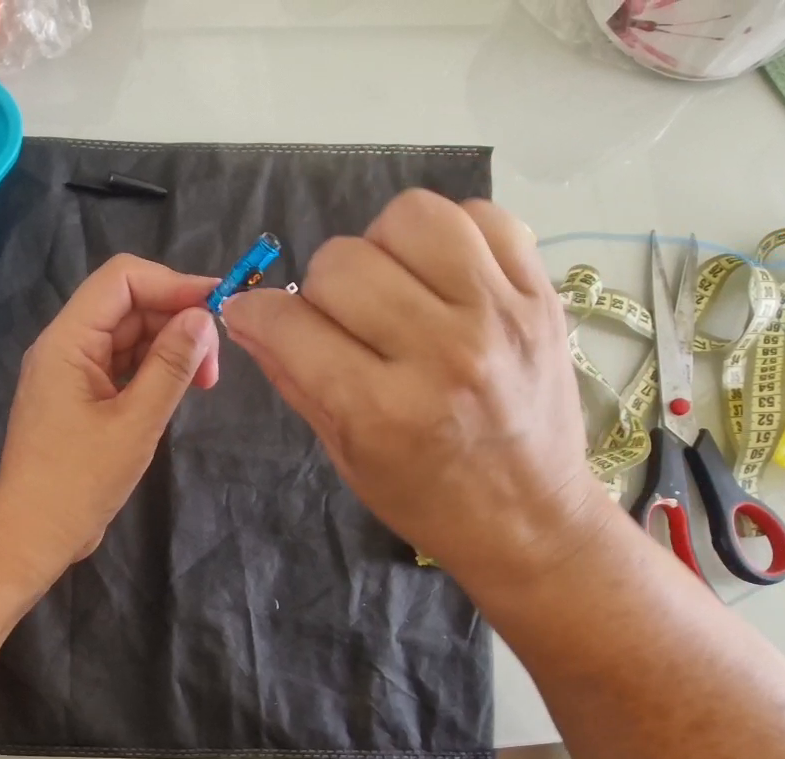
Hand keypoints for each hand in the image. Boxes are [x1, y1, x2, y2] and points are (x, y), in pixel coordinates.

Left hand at [0, 255, 220, 580]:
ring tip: (203, 382)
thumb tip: (202, 317)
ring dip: (168, 349)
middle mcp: (64, 348)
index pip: (122, 279)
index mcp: (67, 342)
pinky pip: (119, 367)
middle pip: (127, 306)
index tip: (219, 306)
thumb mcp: (135, 423)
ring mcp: (69, 374)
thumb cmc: (78, 483)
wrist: (32, 535)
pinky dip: (151, 372)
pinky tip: (177, 392)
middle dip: (176, 321)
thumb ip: (171, 366)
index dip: (173, 283)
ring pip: (127, 337)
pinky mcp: (77, 400)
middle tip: (215, 365)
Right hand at [220, 191, 609, 593]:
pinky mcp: (540, 293)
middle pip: (341, 262)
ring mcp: (498, 314)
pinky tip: (440, 275)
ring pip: (410, 217)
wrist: (527, 517)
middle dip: (318, 288)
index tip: (250, 315)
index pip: (288, 324)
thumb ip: (293, 377)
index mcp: (380, 409)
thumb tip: (244, 316)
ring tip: (390, 285)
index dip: (253, 312)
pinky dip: (448, 235)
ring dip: (381, 247)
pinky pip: (481, 215)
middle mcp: (441, 352)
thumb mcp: (343, 452)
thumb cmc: (422, 497)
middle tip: (336, 320)